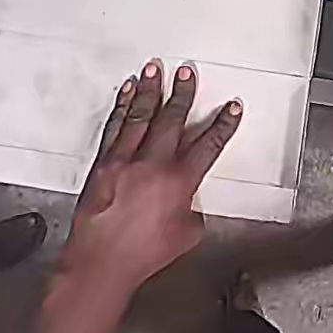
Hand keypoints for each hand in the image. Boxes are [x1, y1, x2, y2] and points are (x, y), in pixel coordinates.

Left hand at [63, 61, 241, 294]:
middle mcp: (153, 164)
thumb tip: (187, 199)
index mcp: (179, 181)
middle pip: (173, 120)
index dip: (223, 125)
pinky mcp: (103, 163)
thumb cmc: (143, 254)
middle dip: (184, 94)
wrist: (100, 263)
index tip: (232, 108)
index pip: (208, 145)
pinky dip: (122, 106)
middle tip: (189, 74)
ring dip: (151, 91)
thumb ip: (191, 209)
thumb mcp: (185, 234)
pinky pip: (116, 127)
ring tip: (156, 69)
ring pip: (141, 116)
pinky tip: (127, 92)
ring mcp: (125, 160)